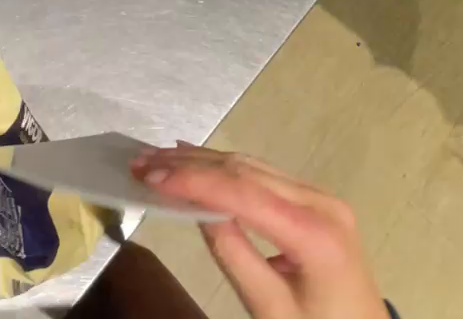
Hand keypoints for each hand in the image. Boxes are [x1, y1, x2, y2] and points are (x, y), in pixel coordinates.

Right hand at [133, 145, 386, 318]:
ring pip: (250, 165)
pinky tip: (194, 158)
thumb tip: (195, 207)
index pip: (243, 191)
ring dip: (201, 160)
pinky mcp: (313, 199)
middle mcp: (321, 201)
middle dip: (189, 164)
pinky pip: (262, 174)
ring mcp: (320, 196)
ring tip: (156, 159)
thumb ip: (233, 254)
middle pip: (245, 170)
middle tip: (142, 163)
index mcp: (314, 232)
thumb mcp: (270, 309)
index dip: (193, 180)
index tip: (150, 177)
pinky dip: (224, 167)